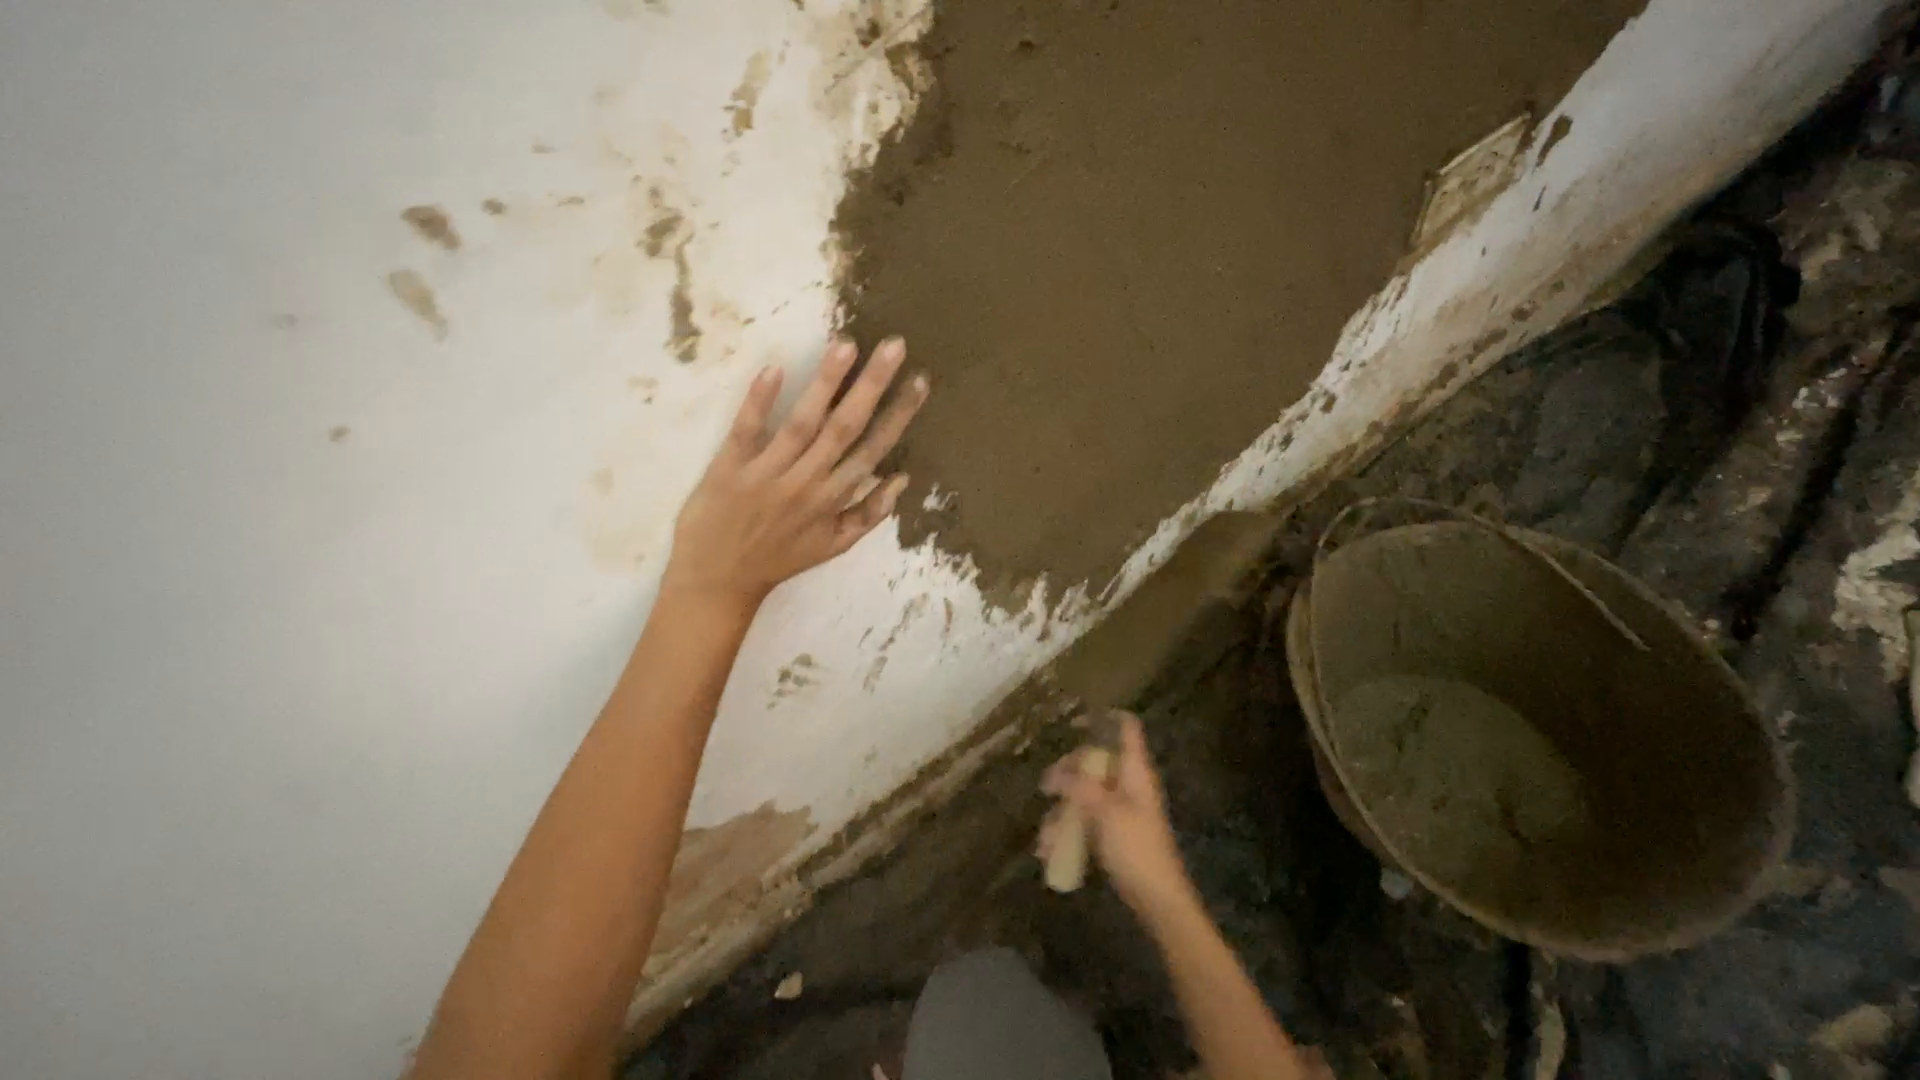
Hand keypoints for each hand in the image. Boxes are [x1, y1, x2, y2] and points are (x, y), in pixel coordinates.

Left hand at [663, 337, 927, 609]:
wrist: (717, 582)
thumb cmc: (776, 559)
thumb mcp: (833, 546)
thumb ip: (869, 514)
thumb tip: (902, 479)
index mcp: (833, 500)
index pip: (873, 450)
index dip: (898, 415)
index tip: (920, 381)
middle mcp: (806, 483)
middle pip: (845, 428)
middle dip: (872, 386)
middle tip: (895, 345)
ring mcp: (768, 474)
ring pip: (803, 424)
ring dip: (826, 384)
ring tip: (847, 346)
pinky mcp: (729, 468)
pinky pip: (747, 431)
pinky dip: (760, 402)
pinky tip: (774, 368)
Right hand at [1039, 714, 1198, 923]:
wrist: (1158, 899)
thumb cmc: (1137, 849)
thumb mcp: (1105, 812)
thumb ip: (1079, 787)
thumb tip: (1055, 772)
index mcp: (1135, 772)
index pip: (1126, 729)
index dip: (1104, 718)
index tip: (1075, 721)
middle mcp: (1128, 785)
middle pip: (1095, 763)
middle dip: (1067, 774)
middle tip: (1047, 787)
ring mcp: (1120, 811)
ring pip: (1085, 796)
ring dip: (1062, 814)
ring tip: (1045, 839)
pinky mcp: (1113, 835)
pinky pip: (1085, 822)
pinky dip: (1068, 833)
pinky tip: (1049, 852)